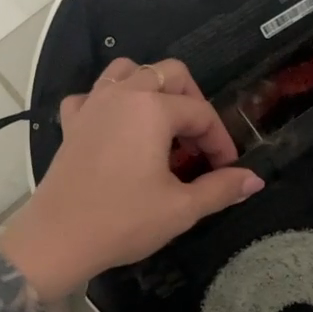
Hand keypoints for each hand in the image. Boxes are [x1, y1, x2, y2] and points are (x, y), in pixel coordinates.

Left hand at [0, 58, 264, 299]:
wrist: (58, 239)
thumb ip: (220, 189)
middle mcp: (122, 95)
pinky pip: (93, 95)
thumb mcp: (181, 209)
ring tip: (164, 125)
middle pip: (168, 73)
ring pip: (128, 72)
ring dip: (152, 90)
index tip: (228, 171)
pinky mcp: (71, 124)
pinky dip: (110, 103)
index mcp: (152, 109)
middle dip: (193, 102)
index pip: (201, 113)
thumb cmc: (122, 221)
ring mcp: (92, 105)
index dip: (220, 141)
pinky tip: (118, 129)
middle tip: (200, 142)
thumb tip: (254, 180)